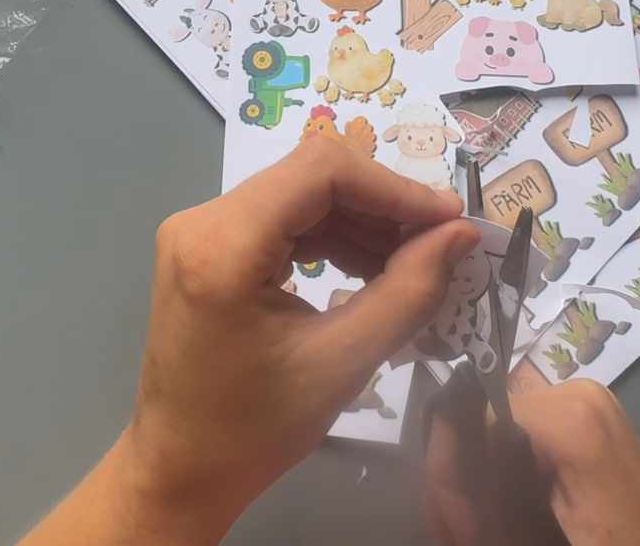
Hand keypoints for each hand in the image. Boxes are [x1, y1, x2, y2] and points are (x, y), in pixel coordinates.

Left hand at [126, 137, 478, 538]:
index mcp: (222, 244)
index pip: (318, 172)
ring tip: (407, 262)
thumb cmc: (254, 429)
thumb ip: (407, 291)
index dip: (390, 187)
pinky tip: (365, 266)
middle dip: (379, 205)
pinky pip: (279, 217)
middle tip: (436, 242)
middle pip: (308, 177)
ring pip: (298, 194)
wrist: (180, 467)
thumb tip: (458, 233)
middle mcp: (202, 219)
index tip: (446, 218)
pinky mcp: (207, 242)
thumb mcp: (341, 363)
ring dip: (358, 220)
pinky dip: (327, 235)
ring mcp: (199, 227)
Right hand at [424, 379, 639, 545]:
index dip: (451, 474)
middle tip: (456, 532)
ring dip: (474, 474)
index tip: (457, 530)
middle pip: (481, 418)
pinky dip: (498, 466)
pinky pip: (518, 429)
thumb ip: (498, 489)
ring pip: (492, 423)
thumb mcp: (550, 533)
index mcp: (573, 417)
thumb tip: (447, 480)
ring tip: (470, 525)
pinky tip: (495, 504)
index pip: (475, 419)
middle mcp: (574, 390)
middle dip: (457, 476)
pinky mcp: (583, 414)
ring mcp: (581, 398)